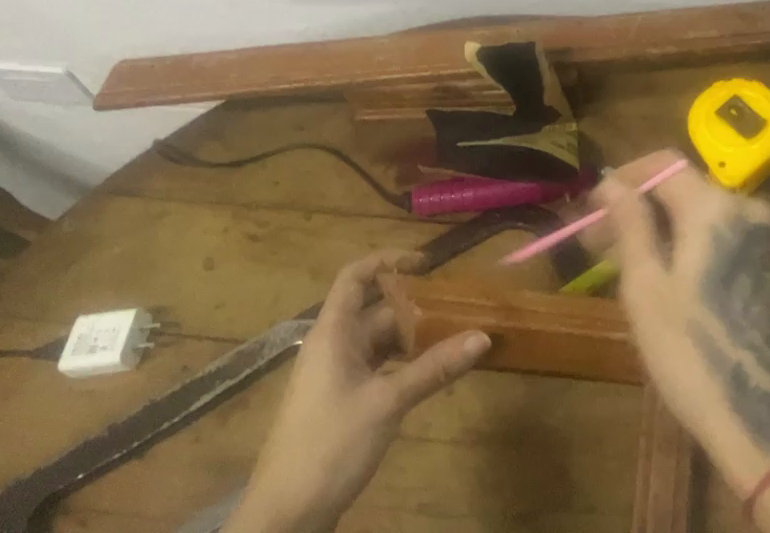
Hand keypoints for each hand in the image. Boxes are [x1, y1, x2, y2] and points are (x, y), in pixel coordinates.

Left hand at [227, 250, 491, 532]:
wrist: (286, 514)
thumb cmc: (329, 444)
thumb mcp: (387, 402)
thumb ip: (434, 368)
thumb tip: (483, 336)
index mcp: (332, 333)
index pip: (355, 277)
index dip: (387, 261)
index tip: (427, 263)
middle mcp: (332, 346)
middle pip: (375, 311)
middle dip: (416, 307)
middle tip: (460, 309)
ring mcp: (335, 375)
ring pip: (379, 341)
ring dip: (413, 337)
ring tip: (455, 336)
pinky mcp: (342, 402)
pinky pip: (378, 367)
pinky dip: (404, 363)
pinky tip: (432, 371)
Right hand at [599, 153, 769, 532]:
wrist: (758, 417)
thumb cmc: (689, 351)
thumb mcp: (645, 286)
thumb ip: (630, 224)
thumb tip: (610, 182)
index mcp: (715, 207)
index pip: (663, 164)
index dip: (624, 179)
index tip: (592, 209)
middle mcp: (746, 210)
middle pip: (682, 189)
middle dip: (638, 209)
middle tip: (597, 245)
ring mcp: (764, 238)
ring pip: (699, 215)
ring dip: (659, 230)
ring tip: (622, 268)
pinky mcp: (769, 265)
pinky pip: (720, 237)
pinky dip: (687, 246)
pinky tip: (663, 281)